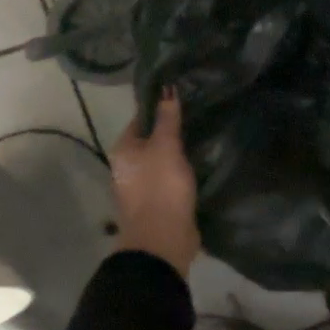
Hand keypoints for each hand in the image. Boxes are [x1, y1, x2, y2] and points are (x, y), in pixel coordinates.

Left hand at [110, 88, 200, 277]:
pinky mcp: (159, 202)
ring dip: (181, 151)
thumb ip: (167, 118)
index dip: (161, 106)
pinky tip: (203, 163)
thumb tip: (167, 89)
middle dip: (173, 130)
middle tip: (201, 114)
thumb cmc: (160, 186)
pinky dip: (184, 171)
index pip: (141, 118)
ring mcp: (142, 185)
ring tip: (206, 135)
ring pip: (163, 160)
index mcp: (123, 149)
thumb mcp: (166, 146)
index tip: (185, 95)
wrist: (162, 239)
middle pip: (152, 139)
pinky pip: (172, 178)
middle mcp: (128, 166)